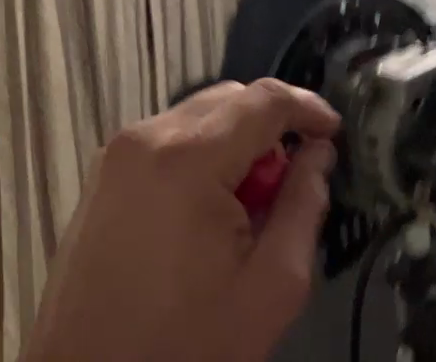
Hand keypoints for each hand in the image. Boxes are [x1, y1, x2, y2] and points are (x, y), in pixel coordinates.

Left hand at [19, 79, 340, 361]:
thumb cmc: (186, 344)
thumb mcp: (271, 286)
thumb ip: (304, 205)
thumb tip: (317, 154)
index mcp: (188, 157)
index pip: (264, 99)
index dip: (308, 107)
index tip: (333, 134)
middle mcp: (147, 137)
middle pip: (230, 99)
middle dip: (270, 127)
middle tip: (289, 182)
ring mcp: (117, 154)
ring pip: (198, 115)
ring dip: (234, 141)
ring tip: (246, 206)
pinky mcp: (102, 175)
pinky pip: (168, 138)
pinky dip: (200, 155)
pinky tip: (206, 212)